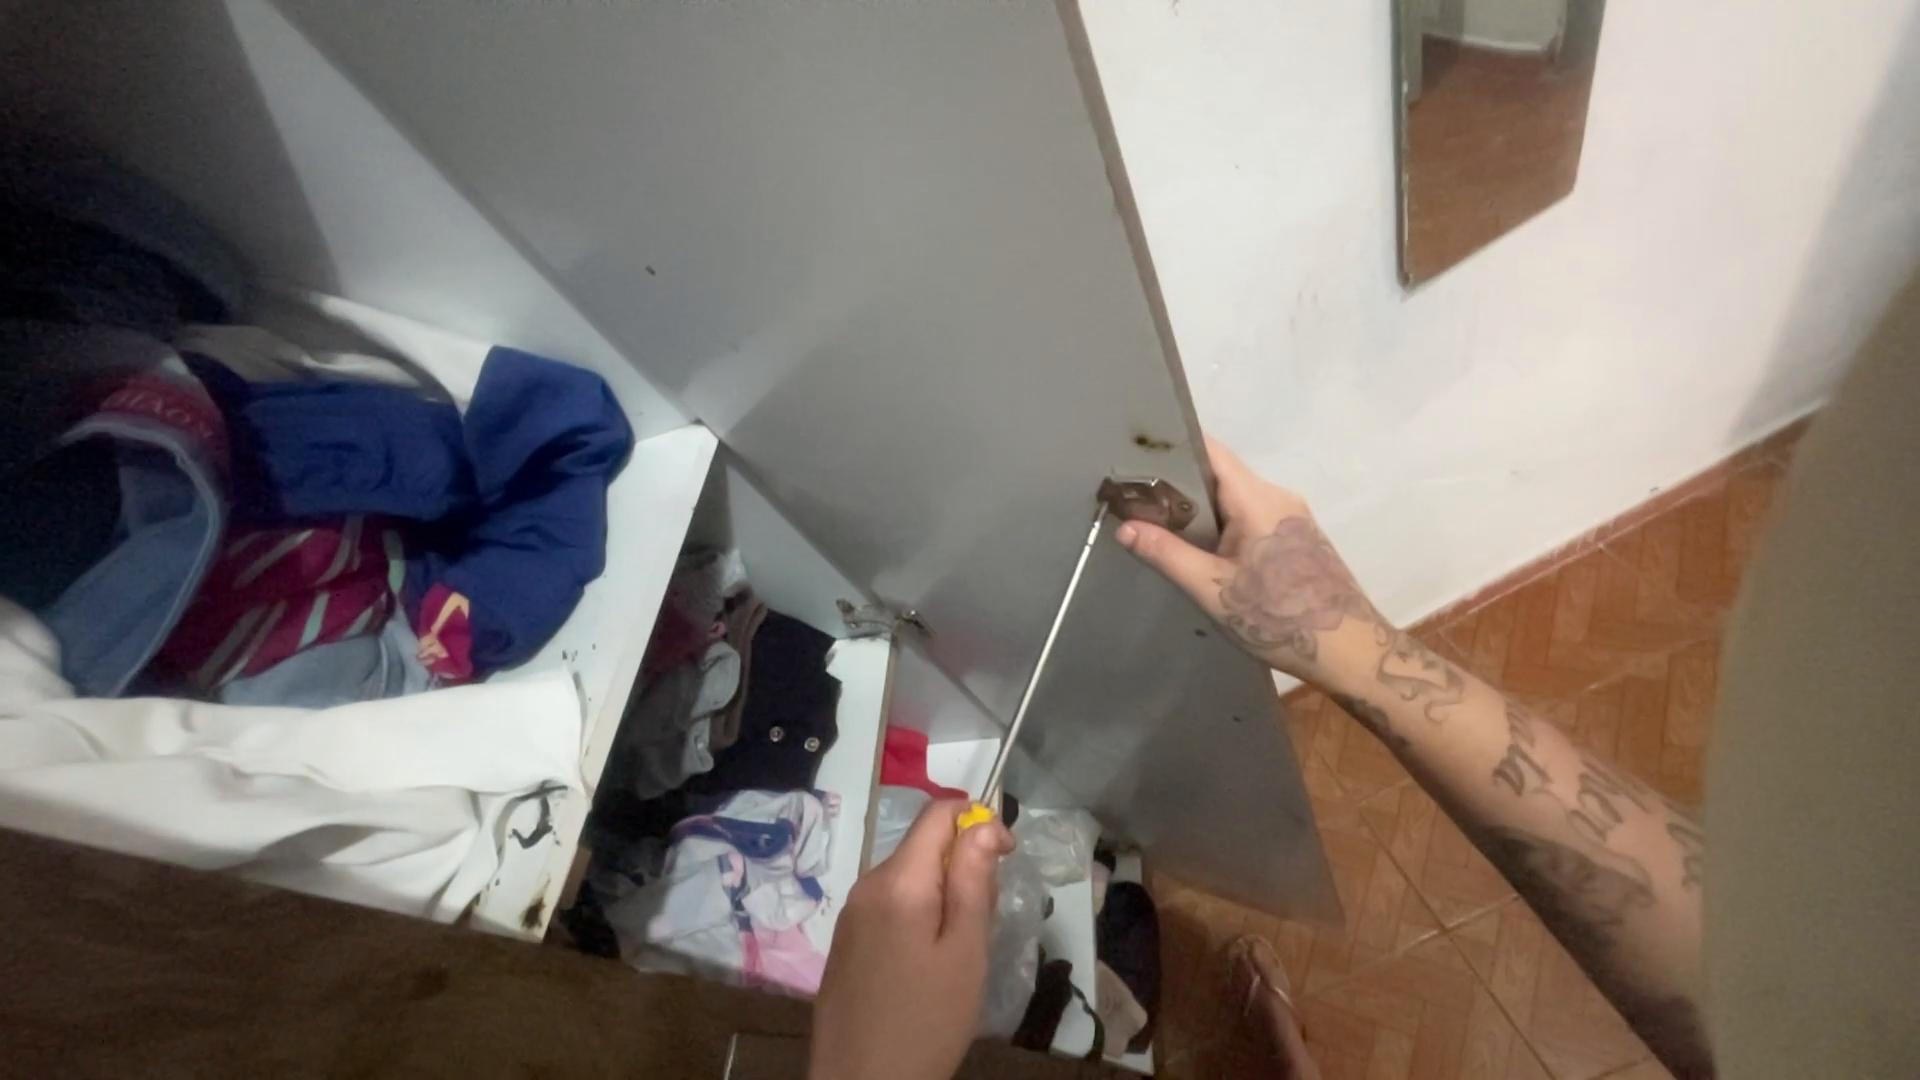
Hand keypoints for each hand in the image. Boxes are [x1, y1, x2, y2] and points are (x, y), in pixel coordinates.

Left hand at [809, 800, 1013, 1079]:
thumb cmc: (926, 1023)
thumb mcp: (965, 953)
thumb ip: (974, 881)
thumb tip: (984, 823)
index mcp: (899, 880)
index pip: (937, 813)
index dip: (977, 821)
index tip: (1006, 856)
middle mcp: (868, 882)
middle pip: (923, 845)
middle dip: (961, 864)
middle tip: (982, 919)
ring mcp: (852, 911)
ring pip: (908, 874)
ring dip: (941, 889)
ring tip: (958, 947)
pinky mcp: (846, 937)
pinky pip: (889, 901)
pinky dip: (916, 910)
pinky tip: (926, 961)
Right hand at [1117, 436, 1389, 684]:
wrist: (1351, 652)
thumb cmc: (1280, 618)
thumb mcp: (1212, 589)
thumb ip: (1166, 554)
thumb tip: (1123, 527)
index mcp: (1258, 499)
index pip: (1211, 450)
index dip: (1172, 447)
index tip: (1134, 458)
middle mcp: (1277, 496)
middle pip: (1219, 474)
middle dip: (1176, 484)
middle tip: (1134, 501)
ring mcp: (1291, 516)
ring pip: (1233, 497)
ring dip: (1198, 509)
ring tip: (1158, 525)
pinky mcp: (1296, 536)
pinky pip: (1249, 516)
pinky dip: (1220, 524)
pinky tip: (1200, 548)